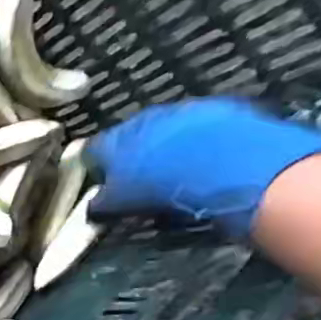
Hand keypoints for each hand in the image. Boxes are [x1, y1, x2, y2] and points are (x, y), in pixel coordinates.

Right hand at [87, 97, 320, 238]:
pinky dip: (202, 146)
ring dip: (168, 151)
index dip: (94, 168)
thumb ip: (103, 203)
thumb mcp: (122, 204)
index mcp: (116, 139)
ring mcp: (187, 111)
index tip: (100, 185)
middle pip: (131, 137)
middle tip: (140, 184)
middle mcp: (146, 118)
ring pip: (167, 132)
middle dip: (134, 157)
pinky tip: (209, 167)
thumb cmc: (163, 188)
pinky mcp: (224, 112)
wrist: (229, 165)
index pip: (93, 150)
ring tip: (177, 177)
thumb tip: (91, 207)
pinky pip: (204, 131)